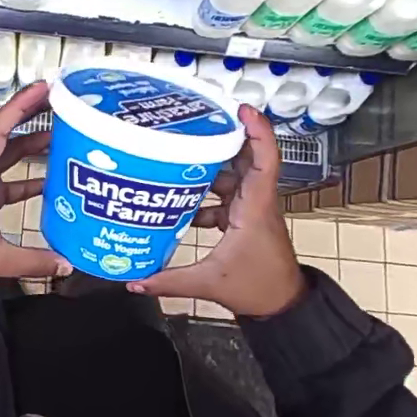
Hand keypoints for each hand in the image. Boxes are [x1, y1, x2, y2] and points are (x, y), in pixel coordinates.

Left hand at [0, 81, 70, 291]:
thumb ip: (34, 260)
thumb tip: (67, 263)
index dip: (22, 105)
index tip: (43, 88)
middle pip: (5, 132)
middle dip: (30, 114)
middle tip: (58, 101)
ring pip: (7, 152)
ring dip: (31, 142)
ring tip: (60, 133)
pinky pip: (8, 175)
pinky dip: (28, 173)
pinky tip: (50, 178)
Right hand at [127, 105, 305, 316]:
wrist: (281, 306)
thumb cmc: (258, 288)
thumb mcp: (208, 283)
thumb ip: (168, 281)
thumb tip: (135, 281)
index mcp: (253, 208)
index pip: (264, 159)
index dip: (257, 131)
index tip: (240, 109)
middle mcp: (255, 203)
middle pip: (243, 159)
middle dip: (221, 139)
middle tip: (193, 124)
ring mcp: (251, 211)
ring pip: (232, 177)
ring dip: (208, 168)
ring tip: (177, 159)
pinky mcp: (245, 221)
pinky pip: (226, 197)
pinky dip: (206, 196)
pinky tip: (181, 204)